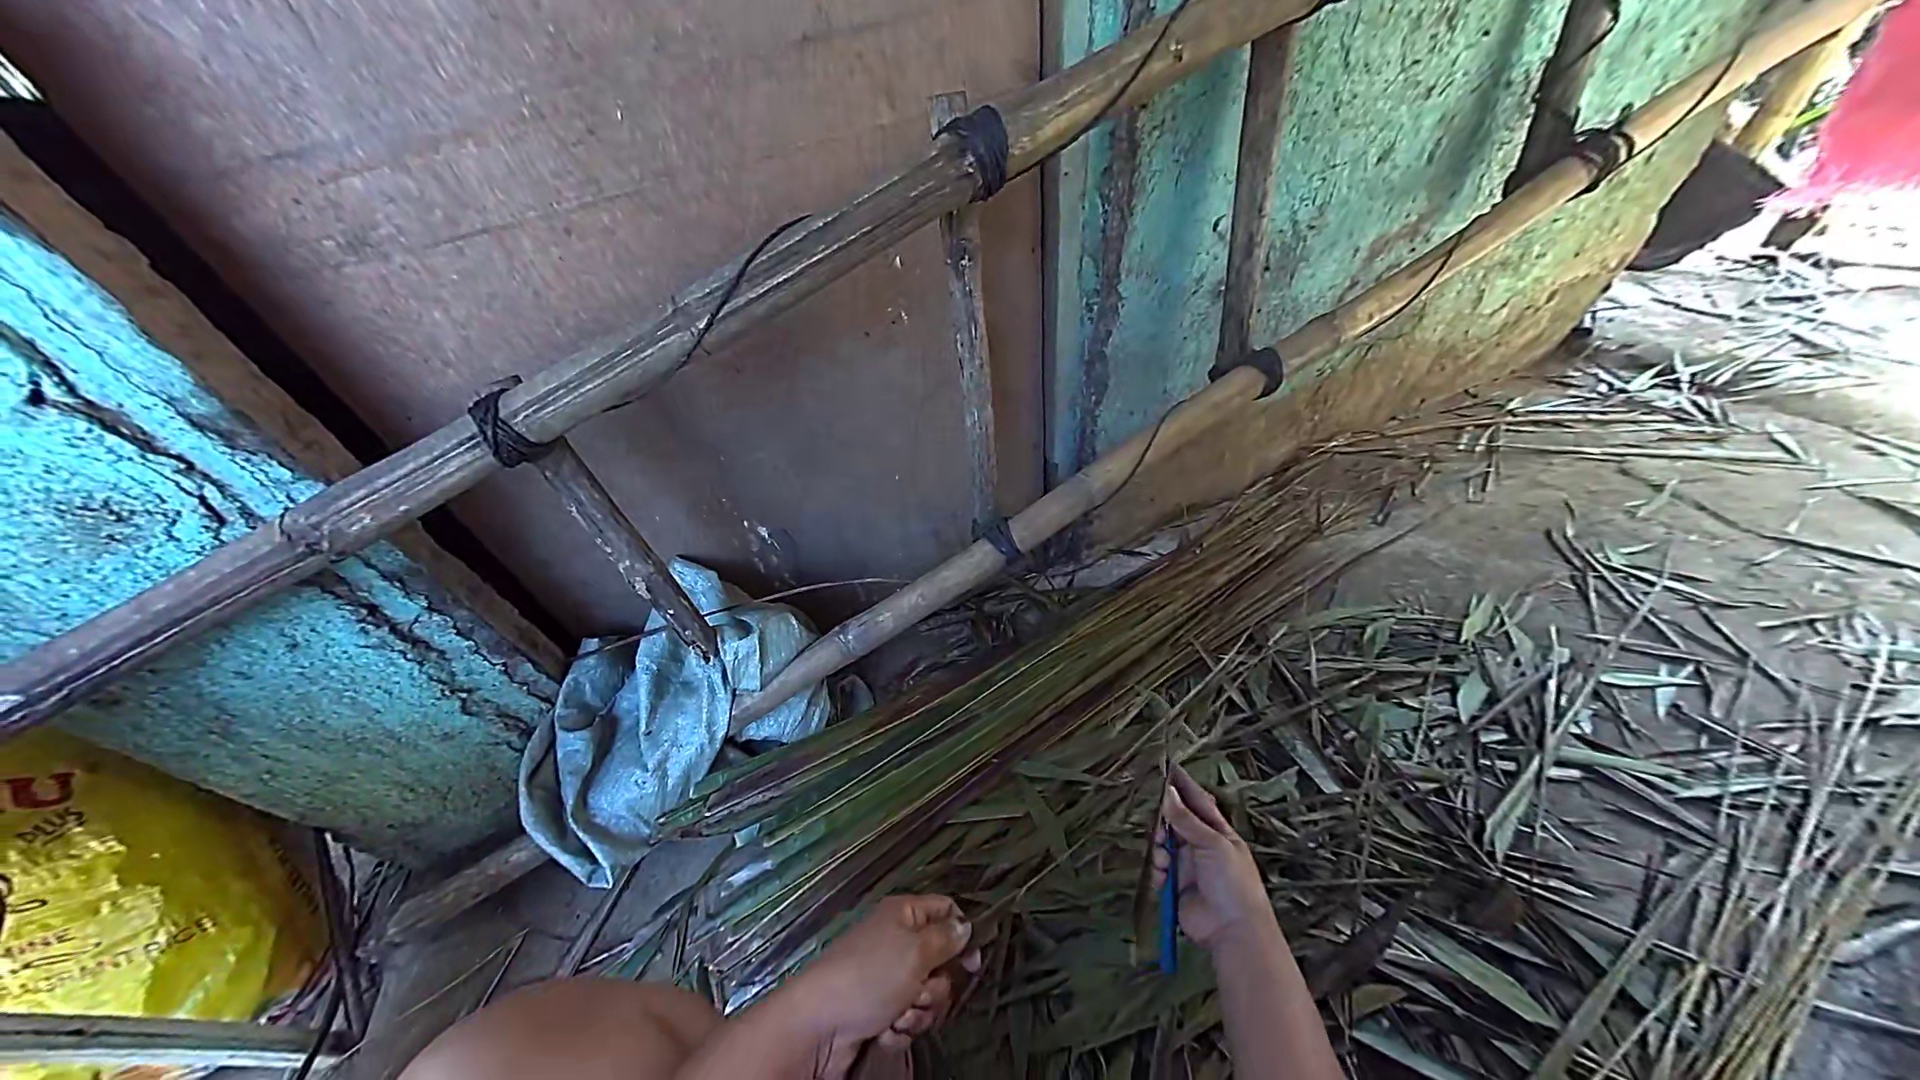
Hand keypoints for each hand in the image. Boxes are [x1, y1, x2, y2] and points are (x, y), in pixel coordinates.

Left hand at [774, 894, 981, 1057]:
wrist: (819, 1026)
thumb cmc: (870, 976)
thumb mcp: (915, 950)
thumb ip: (947, 938)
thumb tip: (966, 925)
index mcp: (905, 914)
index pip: (946, 910)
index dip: (963, 933)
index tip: (973, 962)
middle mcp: (899, 941)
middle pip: (942, 960)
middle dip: (936, 985)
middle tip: (919, 992)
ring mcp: (889, 977)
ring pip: (928, 995)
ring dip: (919, 1011)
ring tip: (898, 1015)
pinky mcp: (881, 1010)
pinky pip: (910, 1018)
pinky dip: (901, 1027)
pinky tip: (884, 1030)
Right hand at [1152, 764, 1279, 950]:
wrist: (1233, 931)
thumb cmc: (1232, 882)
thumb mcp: (1212, 845)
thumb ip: (1186, 820)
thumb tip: (1167, 792)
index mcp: (1217, 832)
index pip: (1196, 801)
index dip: (1181, 785)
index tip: (1165, 766)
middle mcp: (1201, 844)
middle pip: (1174, 821)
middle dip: (1163, 822)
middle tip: (1160, 828)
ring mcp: (1188, 865)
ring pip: (1163, 845)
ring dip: (1160, 850)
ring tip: (1166, 860)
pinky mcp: (1176, 885)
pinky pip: (1159, 869)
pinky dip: (1158, 871)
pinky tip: (1164, 878)